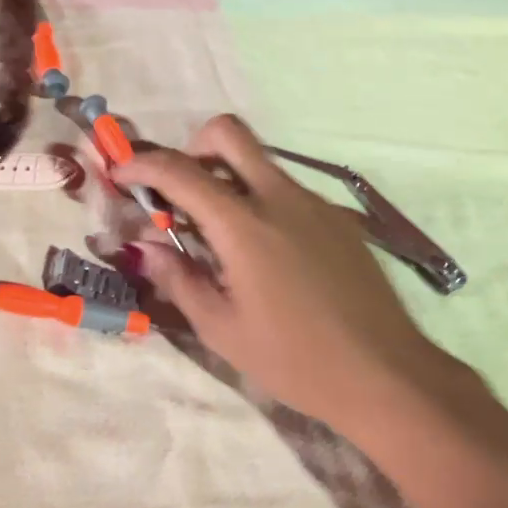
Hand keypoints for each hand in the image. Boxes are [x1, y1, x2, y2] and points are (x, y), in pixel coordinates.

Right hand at [115, 117, 466, 428]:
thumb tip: (147, 248)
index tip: (121, 175)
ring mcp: (315, 203)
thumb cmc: (295, 360)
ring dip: (228, 176)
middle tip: (180, 191)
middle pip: (228, 133)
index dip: (142, 164)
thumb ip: (178, 279)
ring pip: (260, 161)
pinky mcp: (339, 218)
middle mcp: (280, 197)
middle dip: (192, 147)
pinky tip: (266, 254)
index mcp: (245, 225)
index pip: (181, 171)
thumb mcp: (222, 329)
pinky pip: (288, 189)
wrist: (386, 375)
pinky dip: (261, 200)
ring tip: (219, 234)